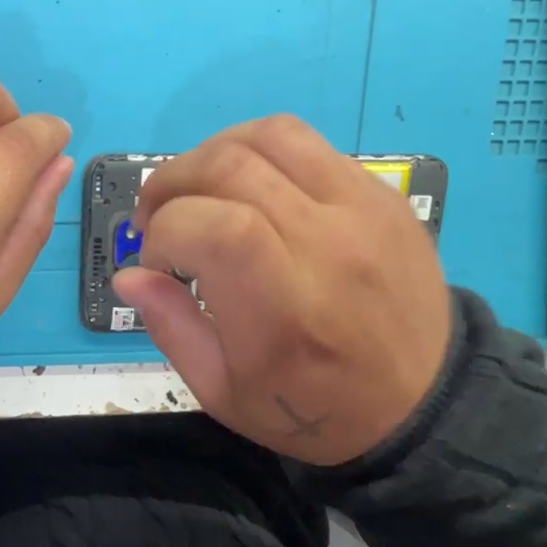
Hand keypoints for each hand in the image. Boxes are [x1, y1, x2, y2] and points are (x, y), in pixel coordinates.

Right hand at [112, 116, 452, 465]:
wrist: (417, 404)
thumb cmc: (309, 411)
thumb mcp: (223, 392)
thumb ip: (172, 329)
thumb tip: (129, 276)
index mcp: (282, 310)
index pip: (210, 226)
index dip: (163, 232)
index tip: (154, 264)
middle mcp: (325, 244)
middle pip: (231, 166)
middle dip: (171, 182)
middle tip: (154, 218)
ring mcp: (362, 210)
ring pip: (272, 135)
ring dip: (213, 153)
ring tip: (195, 191)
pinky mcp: (382, 196)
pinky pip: (311, 147)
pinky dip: (260, 158)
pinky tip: (247, 194)